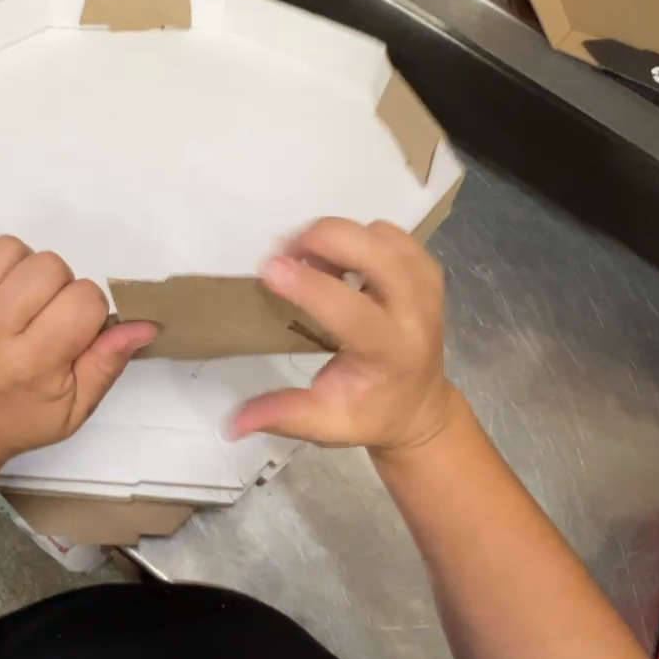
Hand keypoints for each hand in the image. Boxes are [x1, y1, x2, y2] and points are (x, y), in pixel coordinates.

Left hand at [0, 230, 157, 472]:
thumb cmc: (18, 420)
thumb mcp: (74, 408)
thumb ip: (108, 363)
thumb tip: (144, 324)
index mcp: (27, 362)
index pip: (83, 301)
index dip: (90, 312)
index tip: (75, 332)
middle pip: (49, 265)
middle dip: (60, 287)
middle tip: (46, 316)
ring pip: (10, 247)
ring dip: (23, 268)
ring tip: (17, 300)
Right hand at [230, 218, 459, 454]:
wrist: (420, 405)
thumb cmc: (370, 412)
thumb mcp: (325, 424)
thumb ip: (281, 416)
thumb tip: (232, 424)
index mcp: (390, 353)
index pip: (351, 311)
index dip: (309, 285)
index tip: (269, 267)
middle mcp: (416, 311)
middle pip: (376, 252)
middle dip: (323, 240)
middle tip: (285, 255)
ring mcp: (426, 284)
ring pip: (380, 235)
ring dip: (337, 237)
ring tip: (310, 262)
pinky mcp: (425, 269)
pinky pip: (389, 233)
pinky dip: (357, 236)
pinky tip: (338, 260)